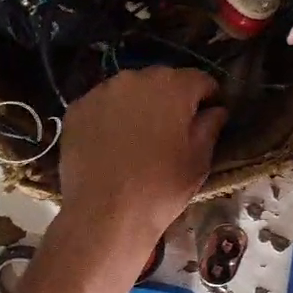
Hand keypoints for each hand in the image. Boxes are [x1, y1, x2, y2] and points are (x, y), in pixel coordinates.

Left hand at [59, 67, 226, 241]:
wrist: (106, 214)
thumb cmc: (161, 188)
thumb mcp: (198, 161)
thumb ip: (210, 127)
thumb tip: (216, 110)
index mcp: (173, 87)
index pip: (200, 79)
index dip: (208, 96)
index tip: (209, 114)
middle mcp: (136, 78)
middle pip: (162, 81)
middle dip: (171, 99)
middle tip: (172, 130)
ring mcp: (101, 92)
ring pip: (129, 91)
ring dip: (139, 106)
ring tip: (139, 137)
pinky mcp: (77, 109)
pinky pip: (102, 106)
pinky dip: (110, 117)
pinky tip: (112, 144)